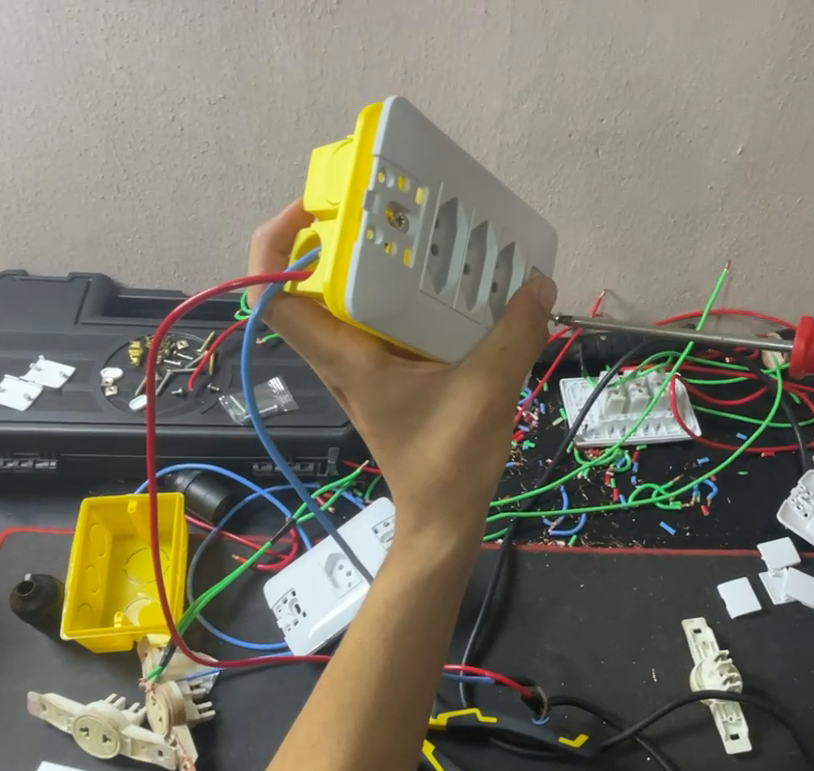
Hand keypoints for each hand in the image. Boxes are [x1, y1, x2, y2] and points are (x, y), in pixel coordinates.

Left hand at [246, 200, 554, 550]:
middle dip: (332, 242)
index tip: (311, 209)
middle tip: (379, 211)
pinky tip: (440, 292)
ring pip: (344, 309)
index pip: (273, 296)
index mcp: (346, 358)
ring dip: (364, 271)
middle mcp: (342, 361)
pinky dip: (395, 302)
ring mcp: (361, 374)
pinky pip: (376, 328)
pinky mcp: (384, 384)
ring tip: (410, 240)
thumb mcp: (489, 389)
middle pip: (309, 290)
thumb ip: (515, 333)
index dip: (275, 244)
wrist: (443, 518)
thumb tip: (539, 283)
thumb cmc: (450, 460)